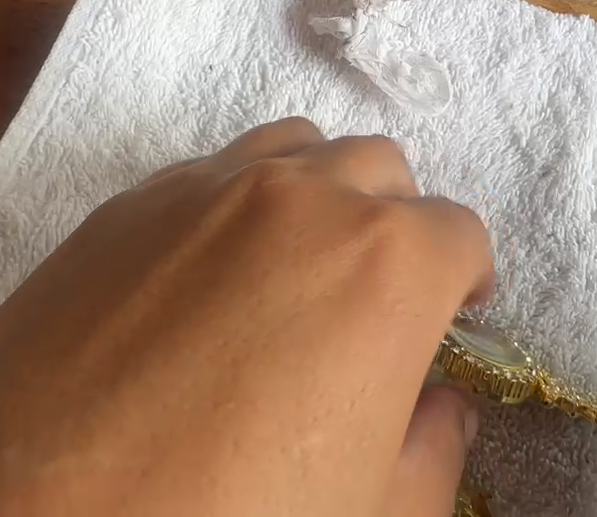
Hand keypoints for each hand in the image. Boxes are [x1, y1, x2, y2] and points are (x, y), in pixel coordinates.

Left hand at [0, 118, 492, 516]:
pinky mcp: (129, 202)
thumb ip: (434, 449)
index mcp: (387, 261)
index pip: (459, 233)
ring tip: (295, 264)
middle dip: (397, 223)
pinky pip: (212, 172)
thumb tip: (443, 404)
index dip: (467, 278)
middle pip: (383, 168)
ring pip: (298, 146)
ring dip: (320, 191)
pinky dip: (239, 202)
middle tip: (373, 298)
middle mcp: (305, 194)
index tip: (454, 316)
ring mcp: (210, 185)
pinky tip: (206, 275)